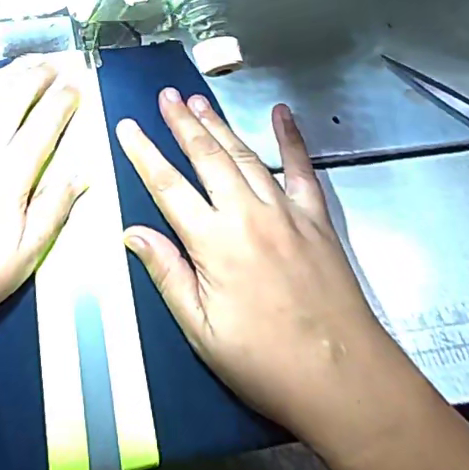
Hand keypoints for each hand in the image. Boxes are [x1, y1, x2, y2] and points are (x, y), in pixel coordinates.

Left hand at [0, 57, 85, 398]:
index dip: (65, 99)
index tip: (79, 86)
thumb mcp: (24, 257)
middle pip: (13, 96)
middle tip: (57, 63)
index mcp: (8, 174)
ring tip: (26, 61)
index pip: (45, 121)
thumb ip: (54, 209)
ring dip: (6, 73)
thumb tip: (81, 176)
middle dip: (40, 74)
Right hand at [116, 89, 418, 448]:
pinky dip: (290, 137)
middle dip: (183, 123)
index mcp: (213, 243)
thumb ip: (168, 274)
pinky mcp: (315, 214)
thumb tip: (133, 232)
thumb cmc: (263, 361)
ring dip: (220, 125)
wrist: (340, 374)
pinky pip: (300, 167)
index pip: (168, 187)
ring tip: (200, 100)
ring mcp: (284, 210)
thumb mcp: (202, 330)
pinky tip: (282, 113)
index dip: (145, 153)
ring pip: (245, 155)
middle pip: (208, 157)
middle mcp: (247, 214)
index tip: (128, 126)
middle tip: (167, 95)